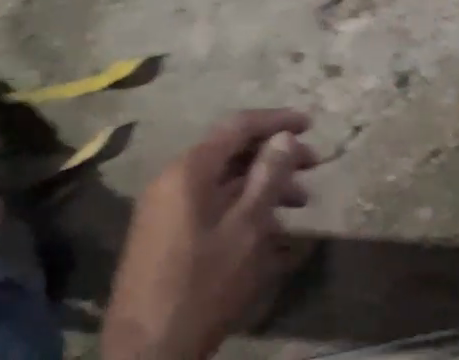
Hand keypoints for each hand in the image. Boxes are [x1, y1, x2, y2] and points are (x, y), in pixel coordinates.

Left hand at [104, 109, 318, 359]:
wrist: (146, 351)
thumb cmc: (202, 286)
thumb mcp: (246, 231)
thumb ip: (267, 178)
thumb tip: (285, 137)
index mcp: (189, 169)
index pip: (237, 126)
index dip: (277, 120)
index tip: (311, 125)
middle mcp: (172, 179)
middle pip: (230, 152)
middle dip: (274, 155)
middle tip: (313, 167)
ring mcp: (164, 208)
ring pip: (221, 181)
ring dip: (261, 184)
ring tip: (300, 203)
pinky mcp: (164, 234)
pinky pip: (209, 204)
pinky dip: (241, 205)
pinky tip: (269, 228)